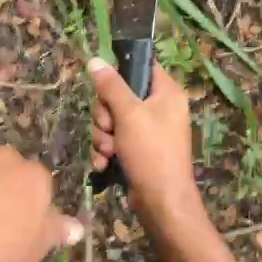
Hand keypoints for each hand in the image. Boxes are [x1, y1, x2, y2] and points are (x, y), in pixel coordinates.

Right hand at [89, 58, 207, 237]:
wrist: (161, 202)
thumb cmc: (151, 152)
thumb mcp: (128, 114)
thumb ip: (111, 86)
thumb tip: (95, 60)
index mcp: (167, 93)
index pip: (142, 65)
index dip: (120, 72)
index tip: (106, 87)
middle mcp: (160, 108)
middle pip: (119, 95)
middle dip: (105, 115)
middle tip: (109, 127)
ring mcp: (149, 131)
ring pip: (112, 120)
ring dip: (103, 136)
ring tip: (108, 151)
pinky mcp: (138, 150)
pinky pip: (114, 140)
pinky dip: (107, 151)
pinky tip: (105, 163)